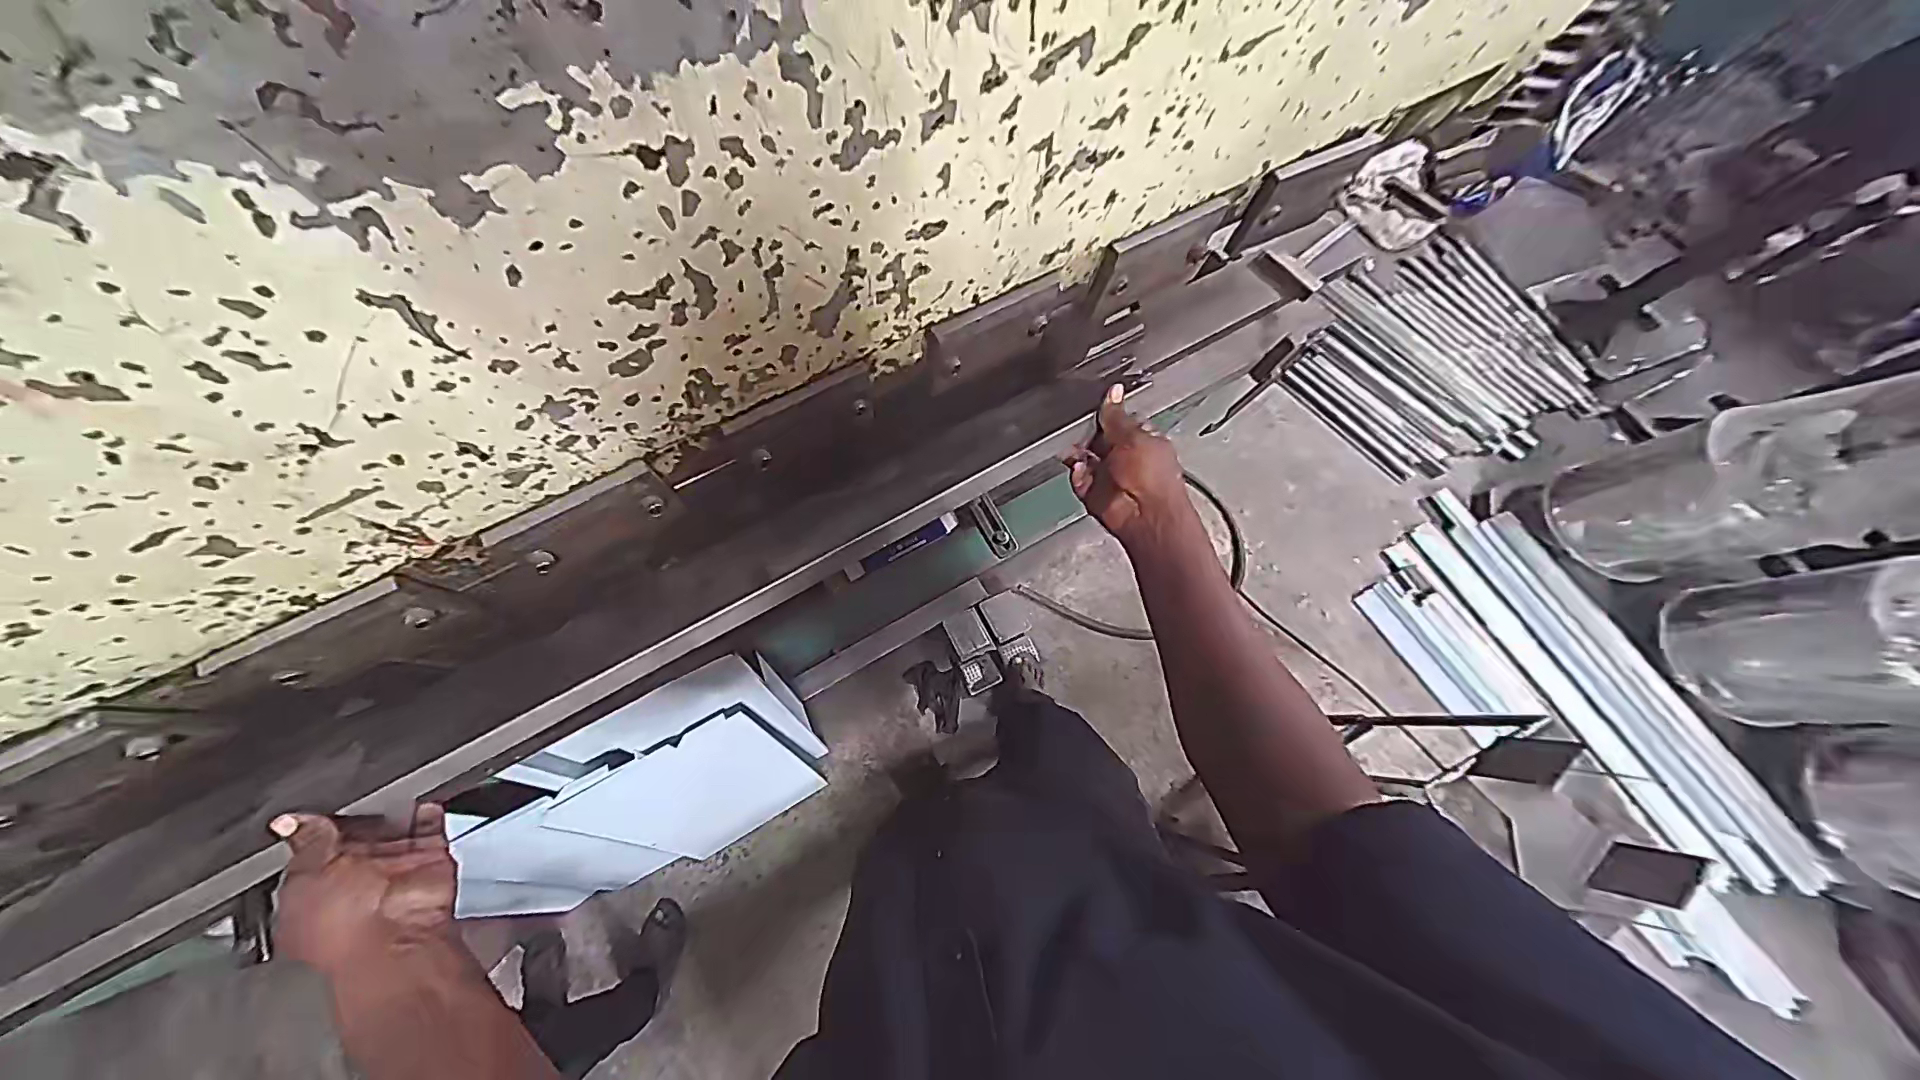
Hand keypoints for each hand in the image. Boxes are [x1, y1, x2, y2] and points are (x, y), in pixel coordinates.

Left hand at [270, 803, 457, 977]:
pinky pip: (429, 826)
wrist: (397, 933)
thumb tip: (290, 821)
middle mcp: (354, 880)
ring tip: (385, 792)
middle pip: (357, 833)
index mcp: (311, 891)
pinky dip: (426, 811)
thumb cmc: (339, 927)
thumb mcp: (307, 876)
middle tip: (353, 795)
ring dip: (392, 809)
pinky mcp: (428, 857)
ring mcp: (393, 868)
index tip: (315, 806)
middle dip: (357, 814)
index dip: (314, 825)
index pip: (313, 848)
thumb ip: (307, 842)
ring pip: (393, 826)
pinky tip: (416, 802)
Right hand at [1067, 385, 1192, 548]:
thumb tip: (1113, 393)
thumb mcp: (1133, 436)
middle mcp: (1124, 458)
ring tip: (1078, 451)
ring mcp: (1108, 475)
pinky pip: (1076, 477)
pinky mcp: (1093, 491)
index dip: (1105, 414)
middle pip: (1096, 438)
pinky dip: (1076, 473)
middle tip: (1082, 431)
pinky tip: (1079, 468)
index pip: (1118, 421)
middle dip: (1086, 434)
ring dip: (1077, 453)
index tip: (1095, 408)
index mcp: (1141, 440)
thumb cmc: (1153, 479)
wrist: (1145, 514)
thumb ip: (1116, 416)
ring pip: (1083, 457)